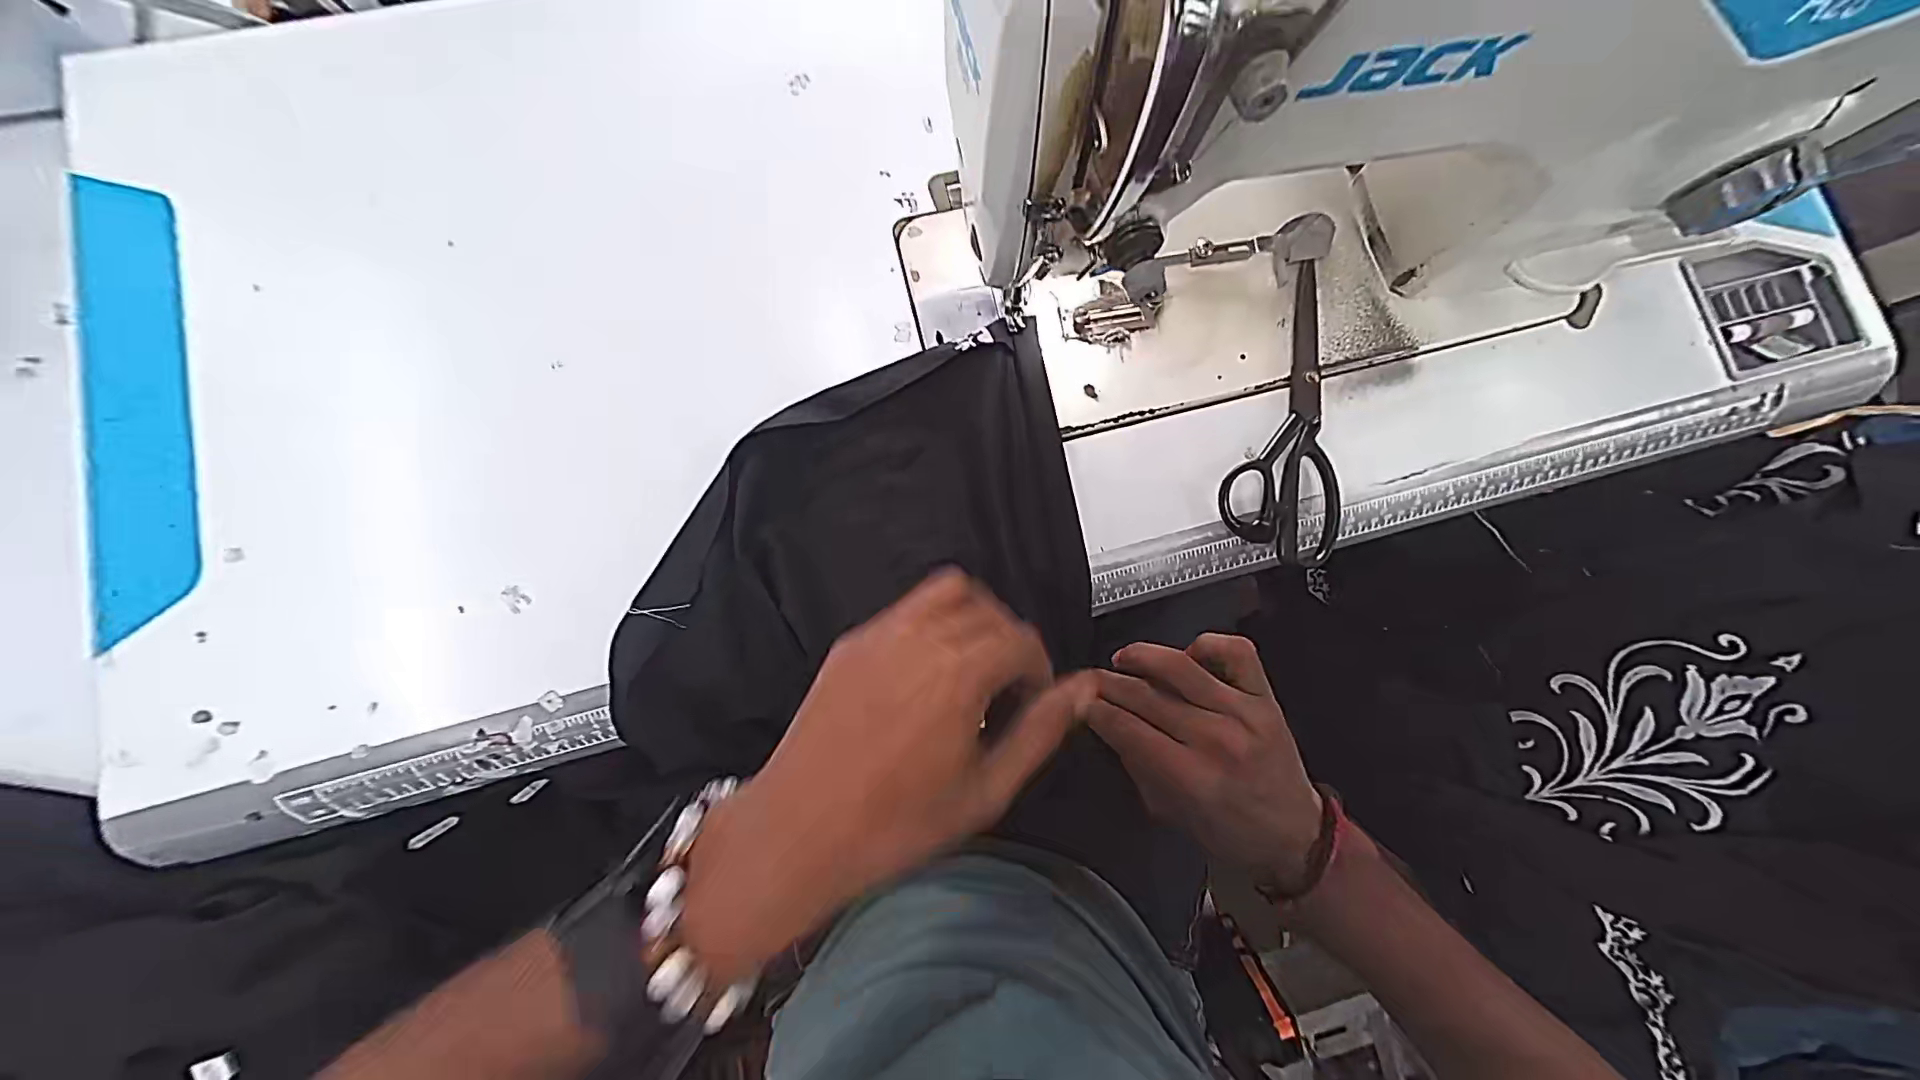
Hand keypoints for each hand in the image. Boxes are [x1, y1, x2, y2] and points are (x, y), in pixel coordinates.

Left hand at [680, 569, 1094, 980]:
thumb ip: (1040, 731)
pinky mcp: (852, 643)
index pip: (1022, 639)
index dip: (1038, 669)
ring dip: (974, 619)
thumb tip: (1080, 692)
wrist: (798, 831)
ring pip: (949, 591)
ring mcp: (880, 635)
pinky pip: (906, 608)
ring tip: (972, 667)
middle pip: (990, 608)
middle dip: (1011, 641)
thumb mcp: (984, 791)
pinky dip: (932, 623)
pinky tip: (927, 670)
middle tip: (1006, 685)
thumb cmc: (889, 825)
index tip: (1031, 697)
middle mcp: (920, 639)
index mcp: (958, 674)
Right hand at [1087, 634, 1323, 893]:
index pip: (1126, 727)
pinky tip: (1186, 655)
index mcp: (1192, 777)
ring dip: (1141, 656)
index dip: (1095, 710)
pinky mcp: (1265, 697)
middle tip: (1090, 681)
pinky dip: (1206, 644)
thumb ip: (1137, 766)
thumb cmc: (1230, 832)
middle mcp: (1217, 739)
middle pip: (1144, 694)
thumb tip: (1108, 726)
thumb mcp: (1170, 813)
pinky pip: (1234, 652)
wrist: (1296, 836)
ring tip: (1124, 658)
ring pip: (1179, 666)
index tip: (1081, 704)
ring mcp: (1244, 713)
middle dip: (1107, 684)